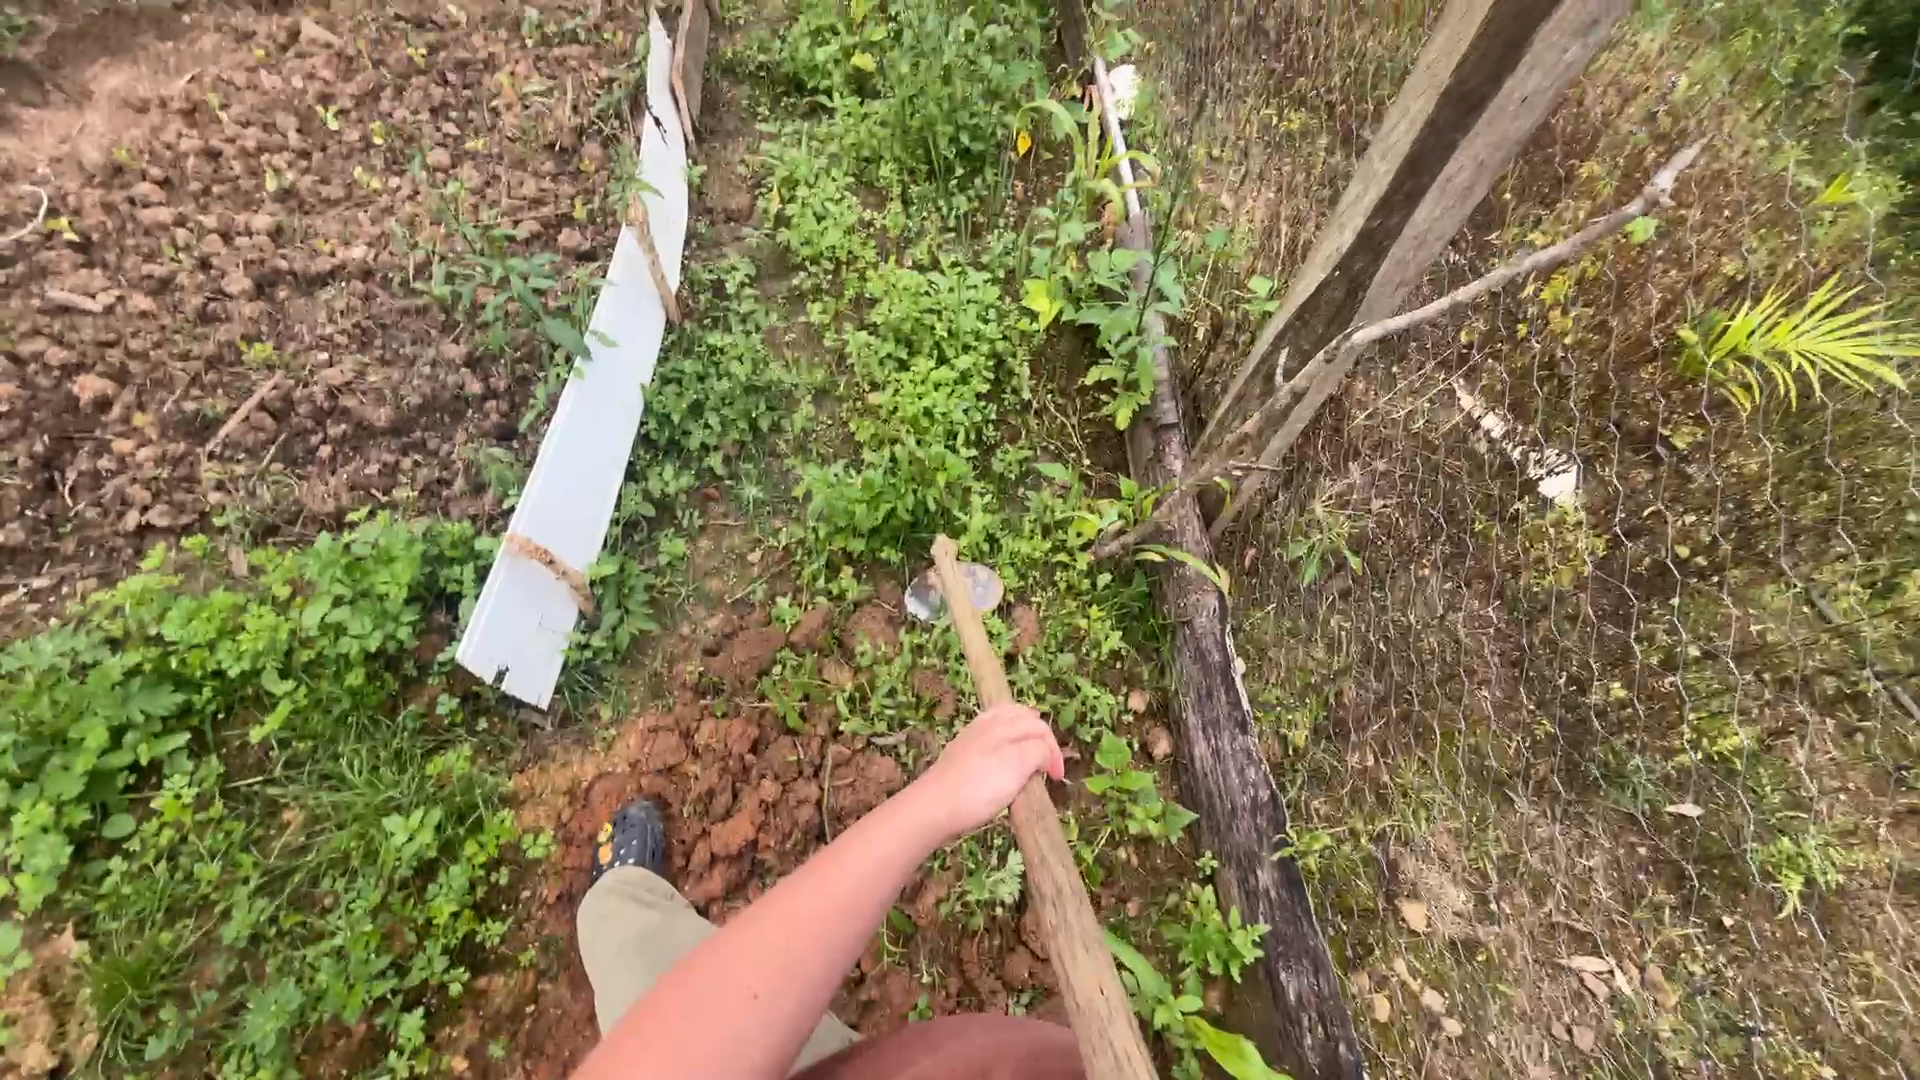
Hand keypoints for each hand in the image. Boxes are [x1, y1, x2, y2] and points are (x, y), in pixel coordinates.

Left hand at [902, 703, 1063, 843]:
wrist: (933, 807)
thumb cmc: (978, 788)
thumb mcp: (1016, 766)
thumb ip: (1036, 751)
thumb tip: (1043, 751)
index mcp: (1002, 724)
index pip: (1039, 726)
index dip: (1054, 750)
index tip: (1057, 779)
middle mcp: (987, 723)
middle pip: (1023, 717)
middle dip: (1040, 736)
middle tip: (1047, 763)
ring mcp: (972, 736)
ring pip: (1006, 723)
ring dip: (1024, 735)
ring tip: (1032, 756)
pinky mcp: (962, 751)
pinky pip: (992, 736)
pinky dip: (1006, 742)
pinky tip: (1005, 760)